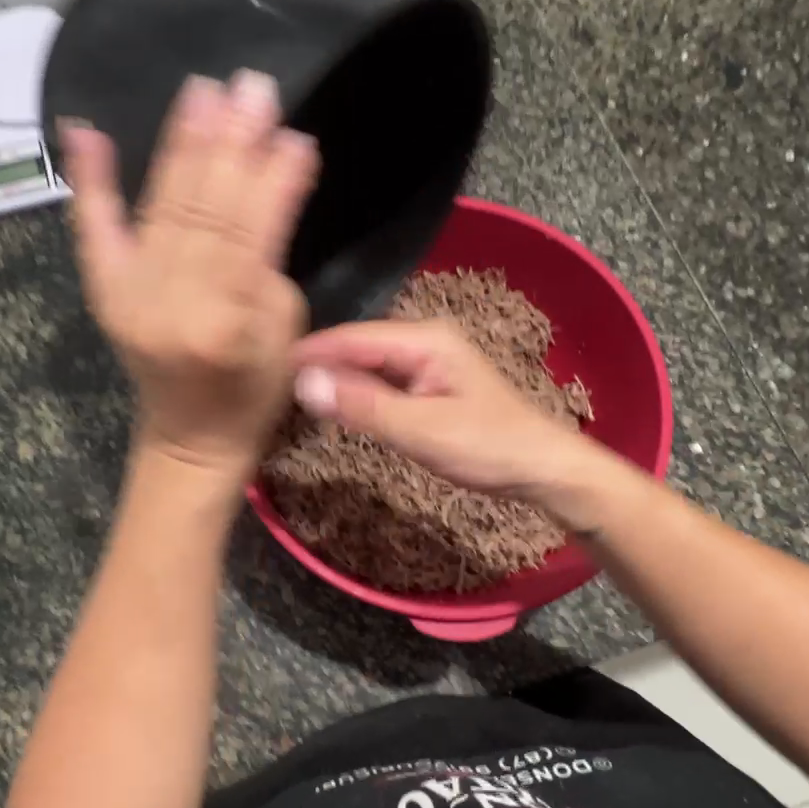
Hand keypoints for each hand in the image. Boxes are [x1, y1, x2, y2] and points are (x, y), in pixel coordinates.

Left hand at [63, 71, 319, 477]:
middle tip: (250, 86)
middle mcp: (170, 301)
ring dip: (183, 145)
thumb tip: (271, 180)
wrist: (189, 438)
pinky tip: (85, 133)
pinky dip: (91, 181)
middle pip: (206, 209)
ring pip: (164, 206)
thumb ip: (271, 258)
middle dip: (230, 144)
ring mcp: (129, 294)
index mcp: (224, 320)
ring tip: (202, 93)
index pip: (253, 232)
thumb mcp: (285, 328)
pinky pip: (94, 229)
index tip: (295, 133)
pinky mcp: (104, 291)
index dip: (275, 180)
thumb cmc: (253, 392)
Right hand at [291, 319, 626, 512]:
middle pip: (357, 348)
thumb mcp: (421, 430)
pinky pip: (380, 383)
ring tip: (290, 396)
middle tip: (270, 385)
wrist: (543, 470)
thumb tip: (303, 383)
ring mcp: (426, 363)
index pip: (351, 338)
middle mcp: (423, 341)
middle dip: (318, 365)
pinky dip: (356, 395)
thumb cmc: (489, 447)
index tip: (265, 366)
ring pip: (367, 367)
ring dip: (335, 380)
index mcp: (424, 339)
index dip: (309, 351)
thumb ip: (362, 406)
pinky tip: (333, 408)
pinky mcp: (427, 386)